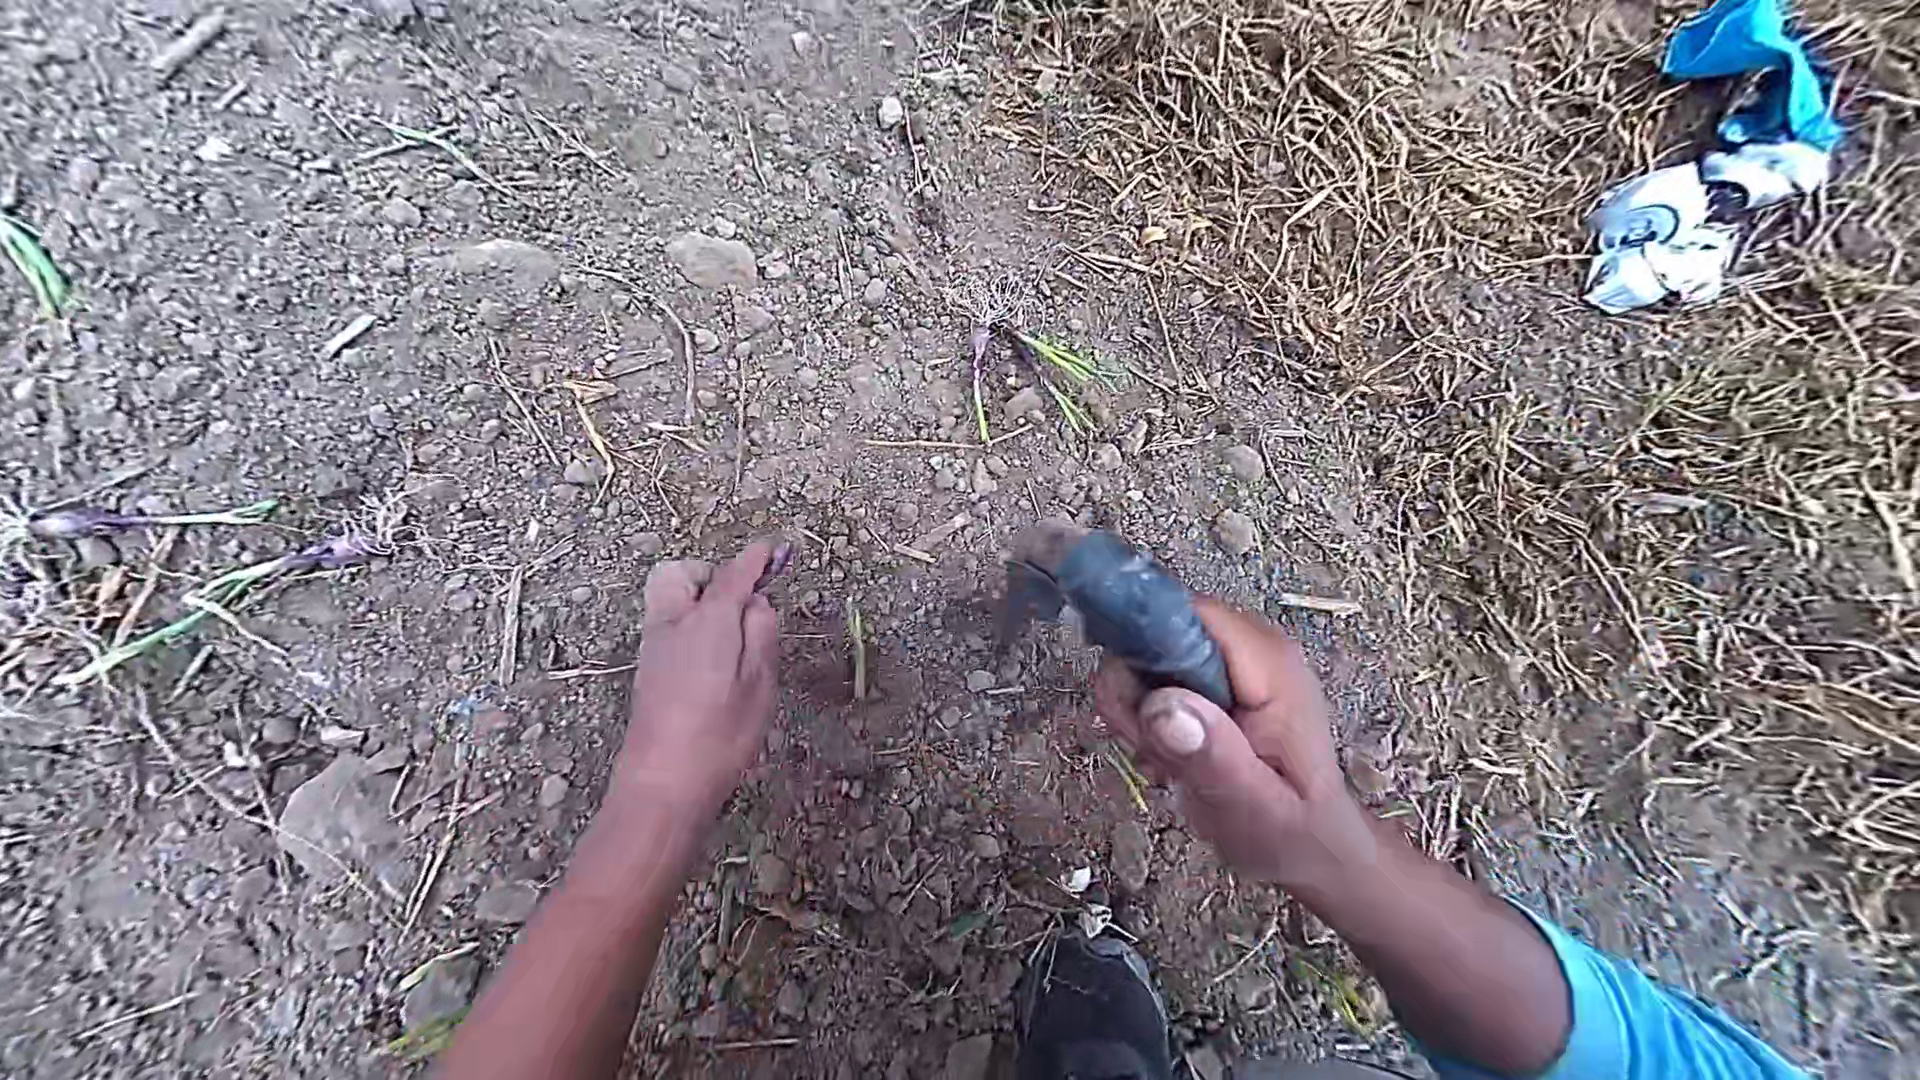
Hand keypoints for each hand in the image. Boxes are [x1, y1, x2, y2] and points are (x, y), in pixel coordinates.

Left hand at [613, 540, 781, 817]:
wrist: (664, 783)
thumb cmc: (721, 734)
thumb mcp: (760, 681)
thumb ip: (761, 632)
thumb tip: (758, 602)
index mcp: (707, 622)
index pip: (733, 575)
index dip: (755, 558)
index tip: (772, 549)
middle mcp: (672, 624)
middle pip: (680, 573)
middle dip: (711, 574)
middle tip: (742, 602)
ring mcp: (655, 646)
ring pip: (670, 597)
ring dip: (700, 598)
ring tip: (732, 633)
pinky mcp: (648, 668)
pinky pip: (670, 623)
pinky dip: (692, 622)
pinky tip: (715, 658)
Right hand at [1092, 597, 1376, 891]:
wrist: (1311, 846)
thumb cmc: (1294, 833)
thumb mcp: (1256, 810)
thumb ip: (1213, 756)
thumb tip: (1160, 704)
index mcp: (1268, 661)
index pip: (1178, 612)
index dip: (1141, 650)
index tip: (1137, 711)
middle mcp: (1245, 643)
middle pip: (1150, 632)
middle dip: (1134, 691)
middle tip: (1155, 749)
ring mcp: (1224, 656)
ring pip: (1140, 655)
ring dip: (1135, 709)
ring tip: (1167, 758)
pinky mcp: (1206, 672)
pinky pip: (1145, 673)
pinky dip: (1141, 714)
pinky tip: (1168, 752)